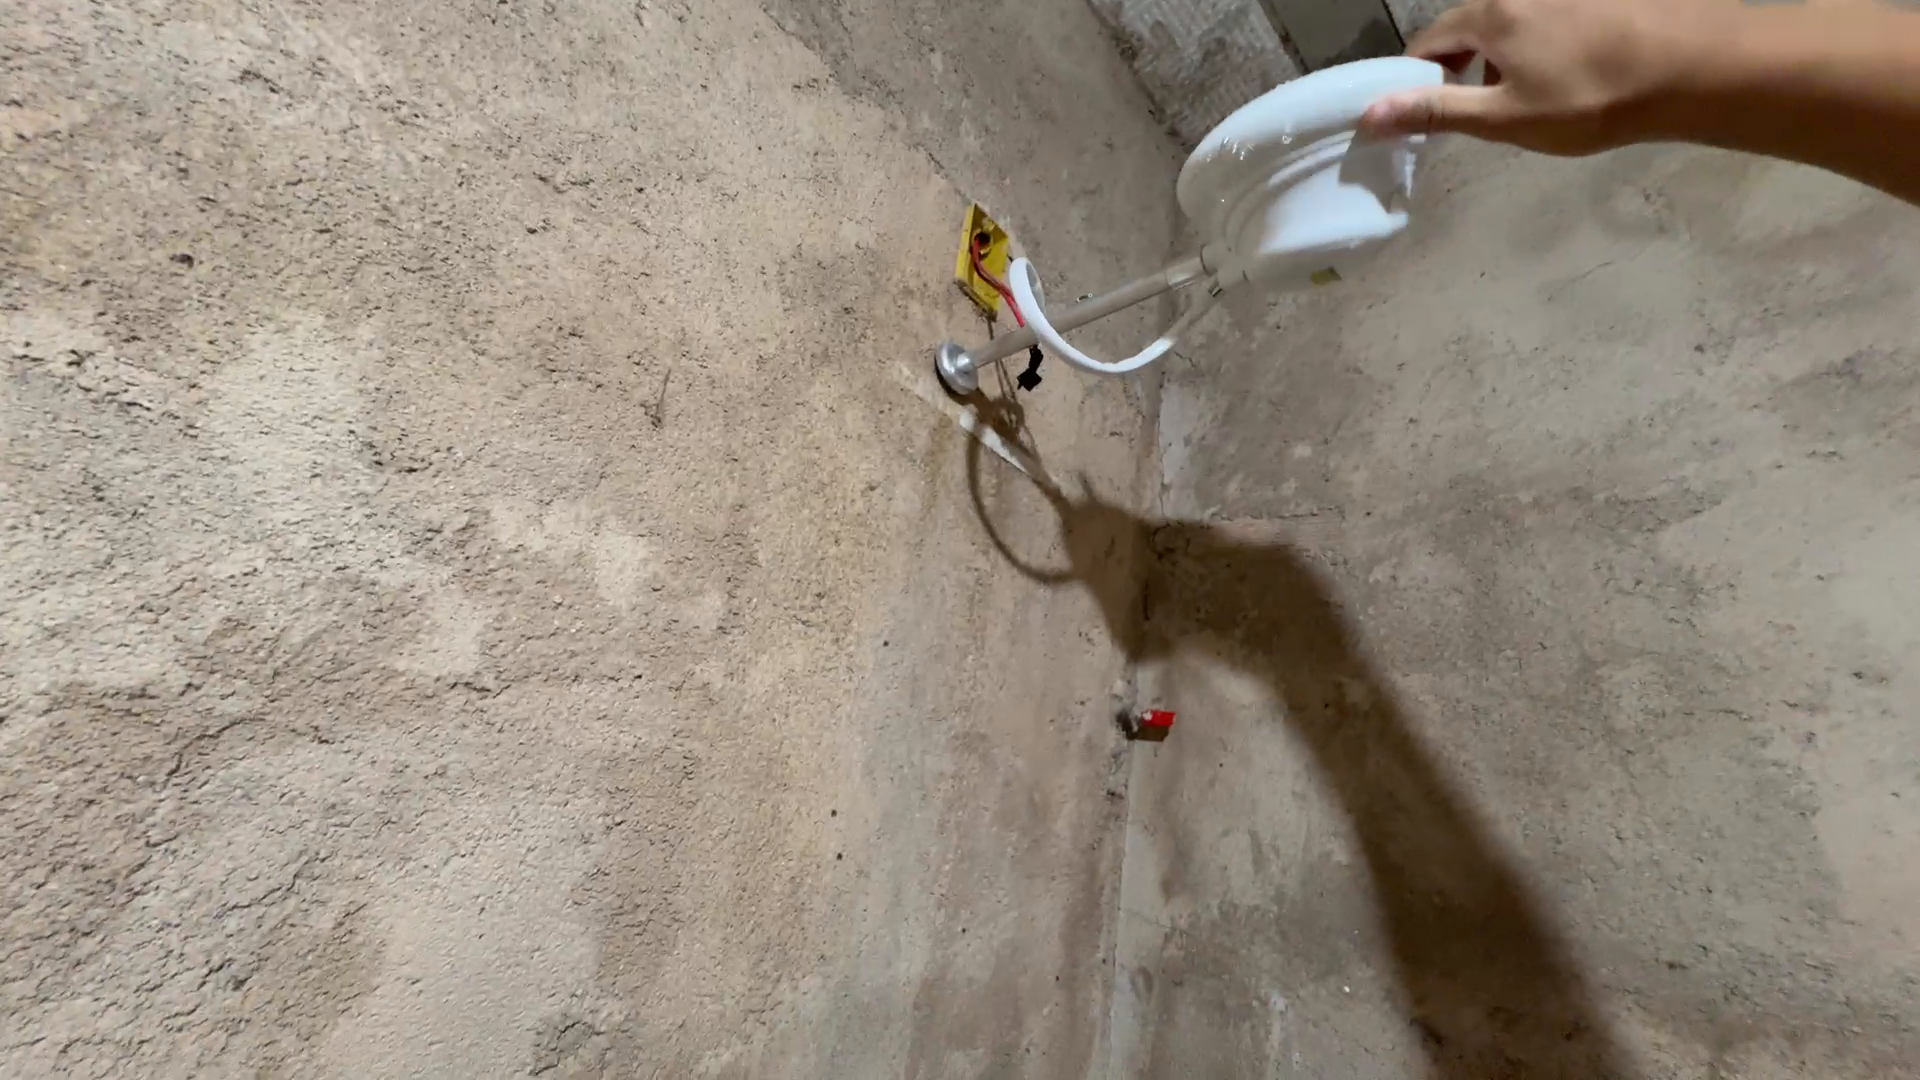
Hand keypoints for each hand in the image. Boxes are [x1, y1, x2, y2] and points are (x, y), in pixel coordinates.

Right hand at [1358, 0, 1726, 154]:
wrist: (1700, 67)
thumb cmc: (1588, 99)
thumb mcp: (1499, 117)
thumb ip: (1432, 111)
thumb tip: (1369, 113)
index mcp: (1494, 13)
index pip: (1428, 40)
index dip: (1412, 78)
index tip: (1418, 112)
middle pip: (1468, 25)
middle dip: (1454, 65)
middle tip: (1465, 108)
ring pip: (1508, 19)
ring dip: (1495, 54)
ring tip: (1513, 93)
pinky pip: (1545, 14)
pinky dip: (1533, 41)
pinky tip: (1556, 70)